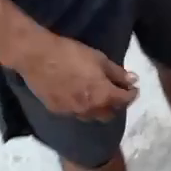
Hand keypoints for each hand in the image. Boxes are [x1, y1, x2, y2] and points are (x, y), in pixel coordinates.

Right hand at [12, 33, 139, 119]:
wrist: (37, 56)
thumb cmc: (71, 54)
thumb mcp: (99, 59)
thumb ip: (117, 73)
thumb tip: (133, 80)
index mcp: (103, 96)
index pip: (124, 101)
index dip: (132, 94)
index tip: (133, 88)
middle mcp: (89, 109)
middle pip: (109, 114)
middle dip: (117, 105)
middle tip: (117, 93)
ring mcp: (72, 113)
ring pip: (92, 116)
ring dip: (100, 109)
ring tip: (100, 97)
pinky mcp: (57, 111)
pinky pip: (76, 114)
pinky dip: (83, 108)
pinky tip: (81, 97)